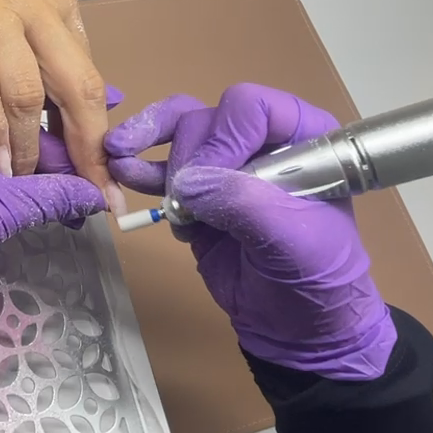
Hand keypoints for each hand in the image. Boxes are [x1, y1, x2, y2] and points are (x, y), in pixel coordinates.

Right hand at [0, 0, 110, 196]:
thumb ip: (35, 12)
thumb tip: (41, 58)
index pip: (87, 71)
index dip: (99, 125)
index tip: (104, 166)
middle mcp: (40, 9)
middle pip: (77, 90)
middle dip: (89, 149)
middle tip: (93, 194)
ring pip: (29, 95)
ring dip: (33, 148)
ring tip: (29, 188)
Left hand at [0, 87, 107, 308]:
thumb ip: (52, 195)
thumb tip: (98, 194)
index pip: (26, 106)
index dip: (73, 128)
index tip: (111, 131)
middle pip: (19, 124)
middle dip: (62, 154)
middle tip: (105, 173)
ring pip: (7, 146)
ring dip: (43, 170)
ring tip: (85, 192)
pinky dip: (19, 180)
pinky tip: (52, 195)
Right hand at [105, 84, 395, 380]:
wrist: (293, 324)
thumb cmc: (313, 280)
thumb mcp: (292, 241)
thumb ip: (243, 202)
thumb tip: (186, 182)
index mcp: (302, 140)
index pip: (252, 108)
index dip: (224, 135)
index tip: (214, 178)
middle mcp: (261, 142)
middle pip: (205, 120)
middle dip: (187, 157)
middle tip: (185, 200)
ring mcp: (225, 165)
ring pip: (177, 133)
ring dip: (145, 145)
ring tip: (120, 162)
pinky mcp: (196, 191)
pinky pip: (160, 165)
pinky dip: (139, 170)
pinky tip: (122, 176)